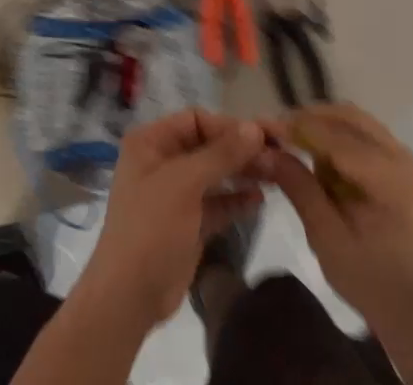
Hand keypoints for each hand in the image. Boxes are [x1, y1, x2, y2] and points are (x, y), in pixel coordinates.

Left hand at [76, 109, 271, 326]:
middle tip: (281, 154)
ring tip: (277, 174)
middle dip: (242, 149)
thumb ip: (221, 154)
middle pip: (209, 145)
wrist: (131, 293)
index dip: (231, 125)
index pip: (196, 120)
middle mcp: (161, 162)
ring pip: (216, 174)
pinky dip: (237, 198)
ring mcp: (176, 193)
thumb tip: (255, 127)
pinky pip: (218, 202)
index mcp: (150, 143)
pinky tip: (261, 199)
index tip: (267, 135)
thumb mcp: (184, 183)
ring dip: (244, 172)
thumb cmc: (151, 227)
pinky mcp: (190, 222)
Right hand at [264, 103, 412, 321]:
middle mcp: (409, 162)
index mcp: (396, 181)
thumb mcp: (327, 237)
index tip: (263, 126)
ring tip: (289, 139)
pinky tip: (314, 153)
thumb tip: (264, 152)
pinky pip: (366, 139)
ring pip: (359, 124)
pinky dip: (338, 139)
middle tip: (275, 129)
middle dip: (310, 119)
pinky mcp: (405, 169)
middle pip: (352, 120)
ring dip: (323, 126)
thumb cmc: (369, 280)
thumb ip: (300, 188)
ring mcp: (410, 163)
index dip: (298, 129)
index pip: (339, 140)